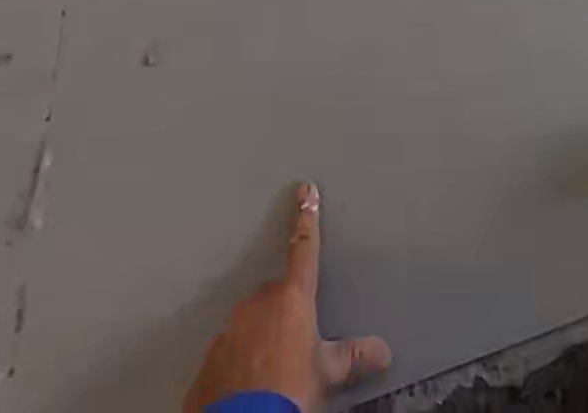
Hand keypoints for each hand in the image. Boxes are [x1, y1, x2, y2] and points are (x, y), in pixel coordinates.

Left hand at [184, 183, 392, 412]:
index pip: (304, 247)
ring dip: (260, 337)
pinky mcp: (206, 362)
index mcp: (292, 297)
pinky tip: (248, 383)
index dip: (307, 218)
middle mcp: (257, 305)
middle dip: (284, 312)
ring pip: (249, 323)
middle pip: (275, 294)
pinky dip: (238, 361)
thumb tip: (380, 352)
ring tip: (272, 370)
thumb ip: (354, 355)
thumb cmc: (288, 393)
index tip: (305, 194)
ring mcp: (227, 332)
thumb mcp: (328, 373)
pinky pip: (228, 351)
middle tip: (296, 342)